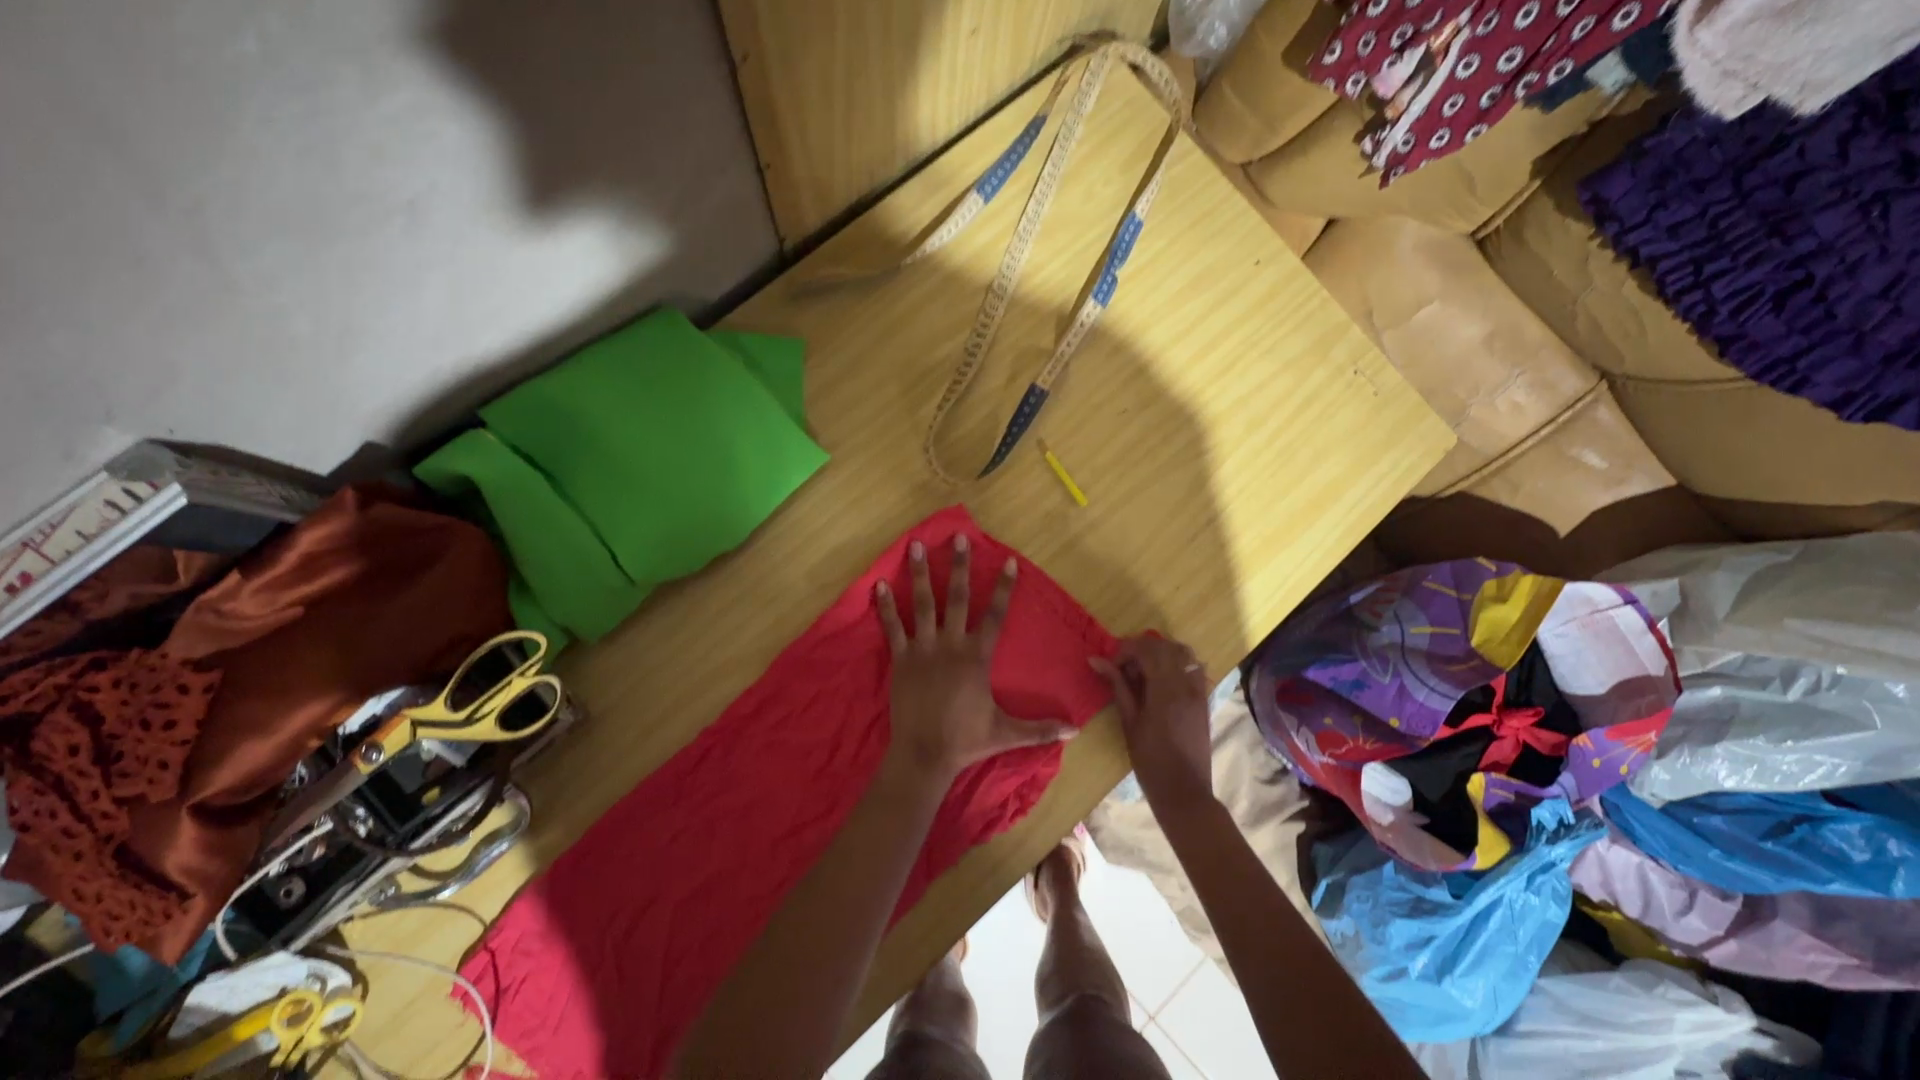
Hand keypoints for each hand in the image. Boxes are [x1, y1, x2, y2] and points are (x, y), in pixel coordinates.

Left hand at [876, 535, 1075, 783]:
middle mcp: (951, 645)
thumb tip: (1076, 731)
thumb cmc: (967, 741)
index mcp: (977, 657)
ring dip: (921, 573)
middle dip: (960, 566)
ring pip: (923, 604)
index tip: (1009, 561)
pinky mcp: (900, 660)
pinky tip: (879, 585)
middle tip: (958, 538)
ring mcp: (923, 650)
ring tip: (917, 546)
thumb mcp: (1008, 733)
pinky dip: (886, 606)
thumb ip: (1042, 729)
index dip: (1004, 588)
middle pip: (958, 597)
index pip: (995, 615)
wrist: (925, 754)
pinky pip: (893, 627)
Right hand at [1091, 635, 1213, 809]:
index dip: (1125, 650)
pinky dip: (1176, 664)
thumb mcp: (1129, 723)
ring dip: (1161, 653)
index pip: (1147, 650)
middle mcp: (1186, 684)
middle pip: (1165, 646)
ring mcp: (1199, 691)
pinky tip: (1161, 682)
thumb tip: (1097, 660)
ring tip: (1143, 671)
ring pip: (1183, 653)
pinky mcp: (1204, 699)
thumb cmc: (1150, 761)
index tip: (1111, 665)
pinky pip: (1193, 668)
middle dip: (1142, 648)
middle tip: (1124, 668)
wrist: (1184, 790)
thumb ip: (1117, 687)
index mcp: (1166, 691)